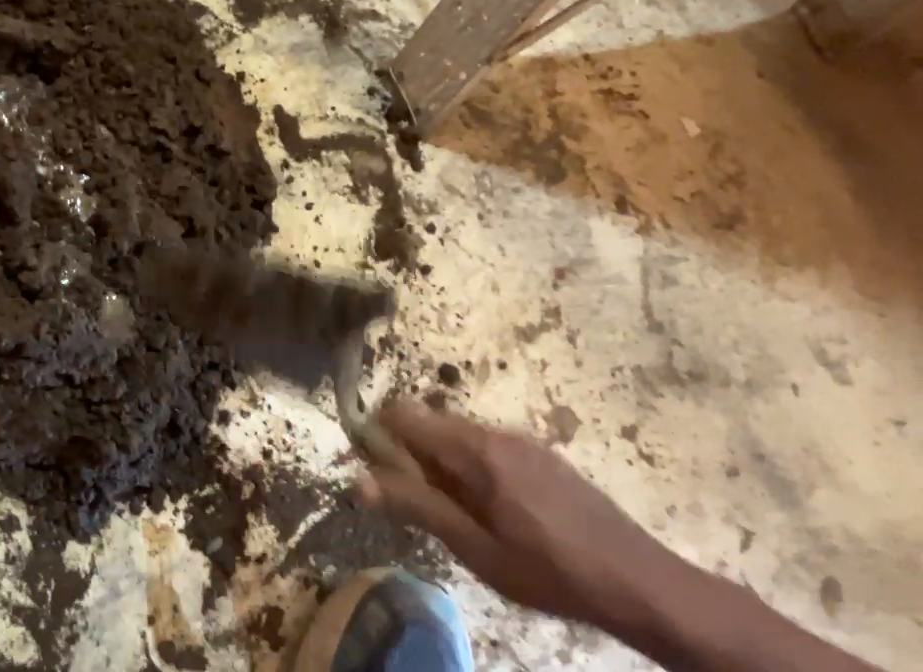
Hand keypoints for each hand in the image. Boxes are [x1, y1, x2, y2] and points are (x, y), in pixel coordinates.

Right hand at [356, 400, 684, 634]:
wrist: (643, 585)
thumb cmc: (551, 571)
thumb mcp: (475, 548)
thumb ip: (416, 506)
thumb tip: (358, 479)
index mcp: (475, 450)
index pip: (402, 415)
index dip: (378, 436)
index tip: (377, 473)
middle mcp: (496, 433)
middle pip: (429, 423)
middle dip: (410, 454)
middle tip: (419, 504)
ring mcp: (524, 442)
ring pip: (458, 436)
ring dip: (442, 463)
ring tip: (458, 514)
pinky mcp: (544, 456)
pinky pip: (488, 447)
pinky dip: (472, 468)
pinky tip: (494, 511)